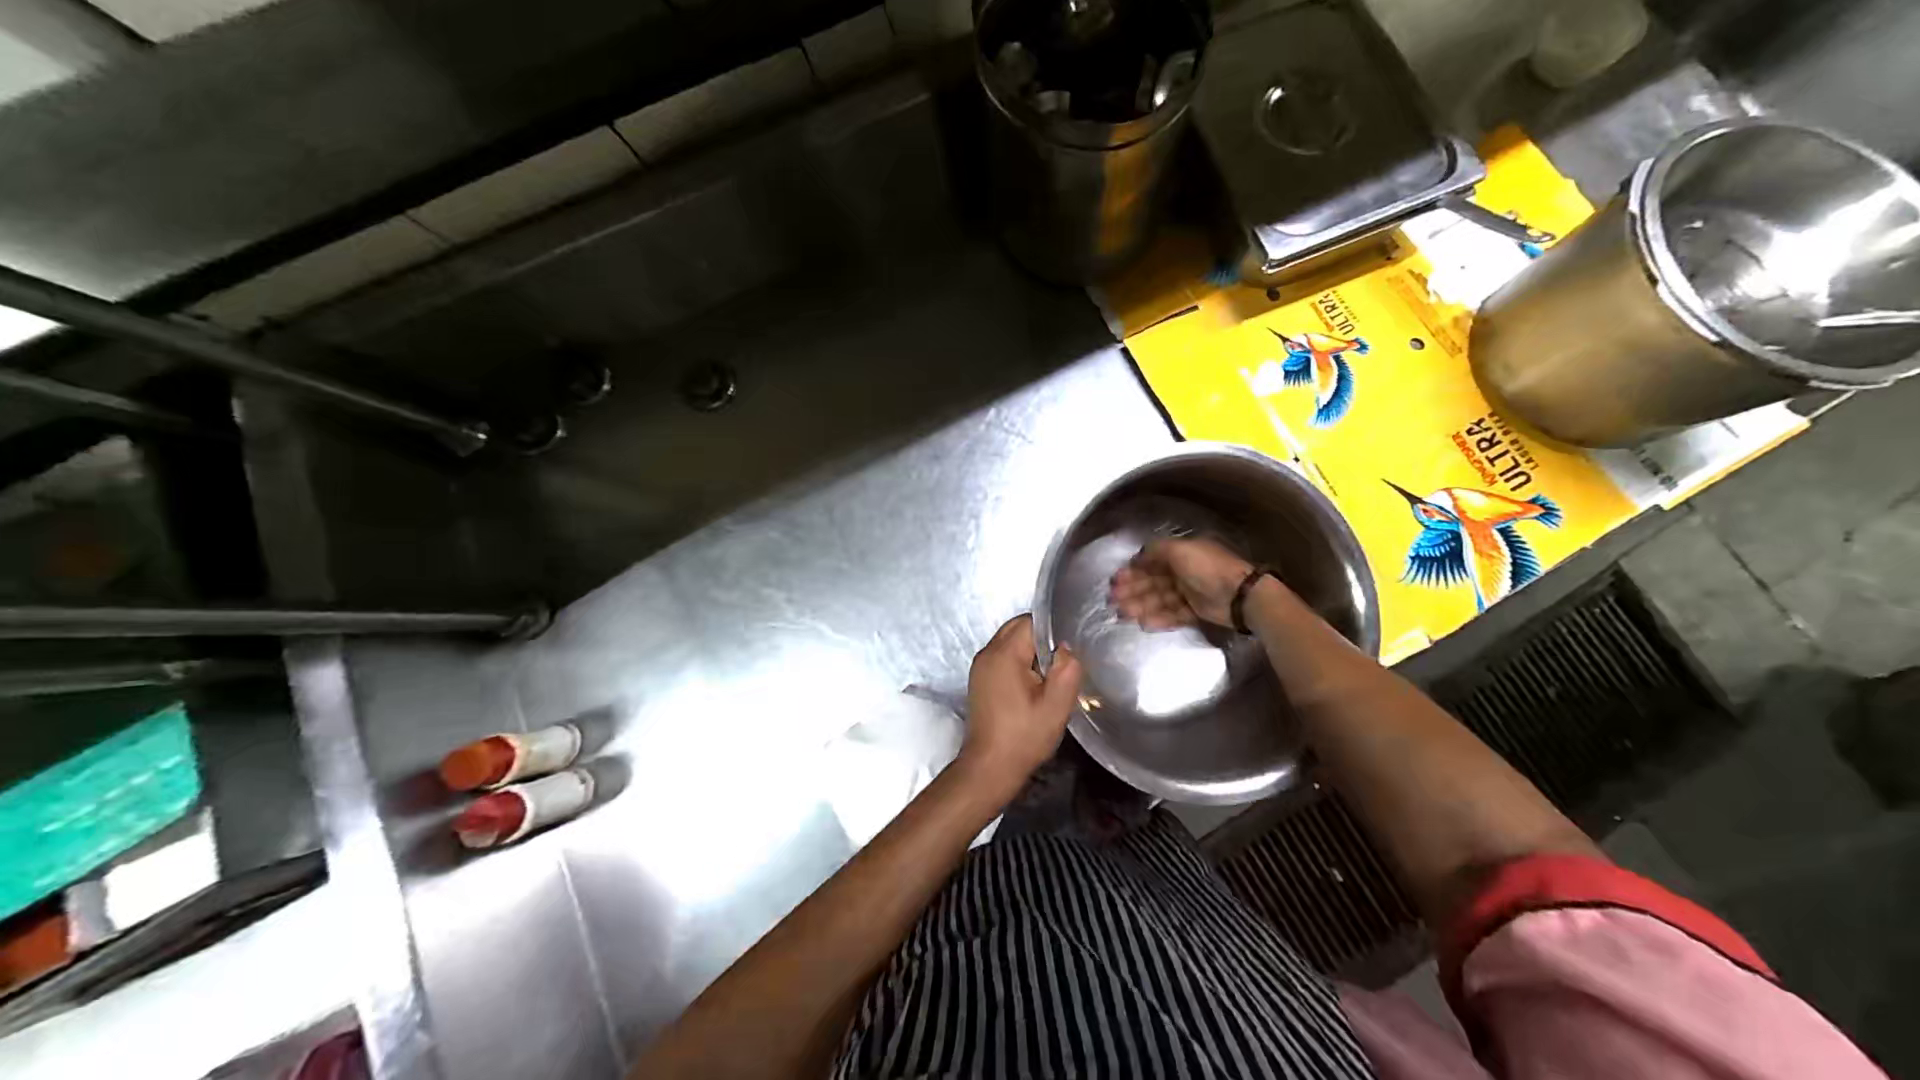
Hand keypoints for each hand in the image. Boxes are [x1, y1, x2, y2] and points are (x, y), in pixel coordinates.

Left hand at [957, 614, 1082, 798]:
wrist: (989, 768)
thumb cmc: (1023, 737)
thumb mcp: (1056, 706)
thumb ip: (1067, 670)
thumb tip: (1067, 648)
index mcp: (1003, 654)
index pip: (1031, 622)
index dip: (1053, 632)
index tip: (1069, 652)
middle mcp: (987, 653)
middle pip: (1018, 629)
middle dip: (1042, 641)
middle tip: (1061, 666)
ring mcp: (980, 667)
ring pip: (1011, 643)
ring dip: (1031, 654)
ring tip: (1049, 679)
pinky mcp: (980, 680)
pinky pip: (1003, 658)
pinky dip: (1020, 664)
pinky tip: (1034, 689)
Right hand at [1110, 537, 1254, 628]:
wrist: (1240, 595)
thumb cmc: (1208, 568)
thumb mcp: (1180, 550)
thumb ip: (1156, 550)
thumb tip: (1138, 555)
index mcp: (1181, 554)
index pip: (1151, 562)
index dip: (1133, 570)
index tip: (1116, 579)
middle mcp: (1184, 572)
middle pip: (1153, 582)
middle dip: (1132, 590)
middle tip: (1113, 599)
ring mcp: (1190, 592)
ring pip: (1159, 599)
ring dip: (1141, 605)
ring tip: (1123, 613)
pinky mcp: (1196, 611)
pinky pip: (1173, 615)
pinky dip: (1159, 618)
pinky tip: (1144, 623)